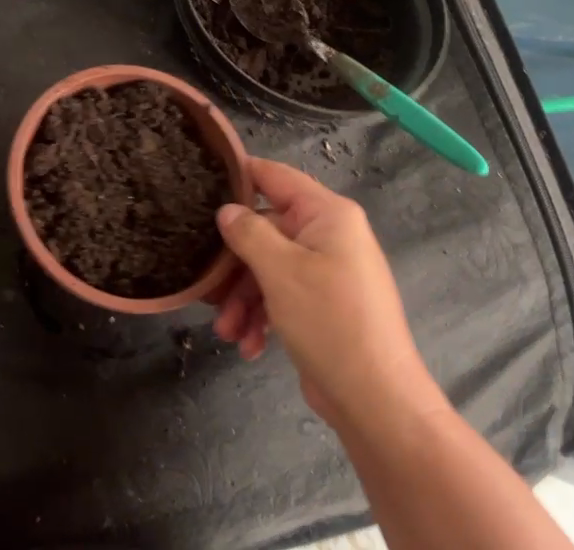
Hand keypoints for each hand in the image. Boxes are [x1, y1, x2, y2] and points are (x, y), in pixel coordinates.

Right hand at [210, 159, 440, 424]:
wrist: (375, 399)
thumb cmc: (329, 321)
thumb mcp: (280, 271)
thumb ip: (248, 232)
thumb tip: (227, 210)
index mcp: (328, 214)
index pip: (275, 176)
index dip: (238, 175)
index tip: (198, 182)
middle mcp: (329, 235)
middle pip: (265, 229)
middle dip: (235, 263)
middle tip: (207, 287)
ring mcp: (327, 271)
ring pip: (268, 267)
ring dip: (243, 298)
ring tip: (227, 330)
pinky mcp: (322, 305)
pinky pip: (281, 295)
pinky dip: (261, 316)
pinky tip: (249, 345)